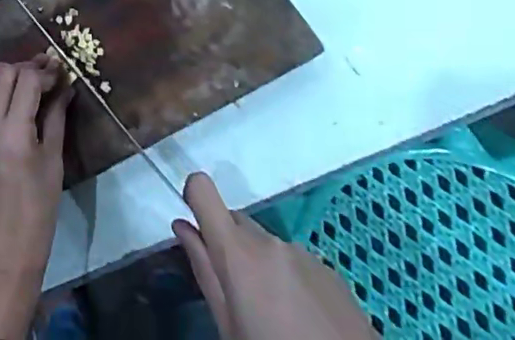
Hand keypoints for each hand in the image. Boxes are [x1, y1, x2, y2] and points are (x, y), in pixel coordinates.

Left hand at [0, 57, 72, 339]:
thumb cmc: (36, 213)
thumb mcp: (53, 165)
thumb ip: (56, 120)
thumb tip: (65, 89)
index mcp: (13, 131)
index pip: (26, 79)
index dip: (46, 71)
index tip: (61, 72)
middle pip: (3, 73)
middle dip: (26, 68)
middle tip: (46, 75)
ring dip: (1, 73)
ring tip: (22, 82)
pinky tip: (8, 102)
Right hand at [173, 172, 376, 339]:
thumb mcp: (228, 327)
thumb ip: (204, 271)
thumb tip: (183, 227)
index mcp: (238, 252)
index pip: (202, 189)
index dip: (193, 198)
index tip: (195, 226)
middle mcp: (269, 240)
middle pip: (235, 222)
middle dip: (228, 246)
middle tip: (237, 295)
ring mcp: (304, 253)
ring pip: (265, 244)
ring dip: (260, 265)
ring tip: (275, 317)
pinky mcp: (331, 272)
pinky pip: (295, 261)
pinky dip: (289, 279)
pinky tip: (304, 322)